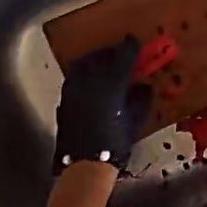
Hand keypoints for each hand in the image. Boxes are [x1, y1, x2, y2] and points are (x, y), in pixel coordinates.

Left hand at [54, 37, 153, 173]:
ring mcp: (73, 91)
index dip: (130, 47)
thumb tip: (143, 85)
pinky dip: (84, 74)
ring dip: (93, 60)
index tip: (134, 41)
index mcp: (110, 83)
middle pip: (97, 56)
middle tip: (120, 52)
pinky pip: (74, 79)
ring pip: (81, 65)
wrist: (86, 164)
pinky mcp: (64, 102)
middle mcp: (88, 82)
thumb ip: (140, 97)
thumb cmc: (116, 142)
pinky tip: (92, 83)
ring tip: (103, 63)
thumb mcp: (136, 118)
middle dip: (109, 51)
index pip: (121, 56)